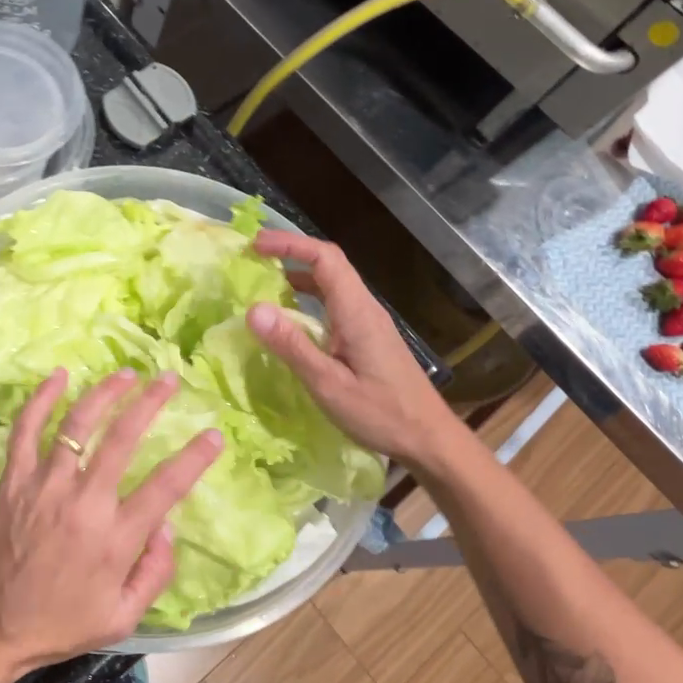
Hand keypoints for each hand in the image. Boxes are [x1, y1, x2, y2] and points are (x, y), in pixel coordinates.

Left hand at [0, 369, 221, 682]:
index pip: (166, 486)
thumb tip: (167, 526)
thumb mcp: (122, 619)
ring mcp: (44, 486)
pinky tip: (57, 376)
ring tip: (127, 374)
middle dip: (151, 402)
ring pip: (78, 424)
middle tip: (169, 380)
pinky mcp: (13, 480)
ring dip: (105, 393)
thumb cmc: (57, 626)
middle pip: (123, 438)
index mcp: (115, 539)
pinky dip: (41, 399)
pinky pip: (26, 429)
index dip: (195, 457)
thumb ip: (154, 574)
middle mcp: (83, 502)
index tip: (214, 434)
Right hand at [245, 230, 460, 466]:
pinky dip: (309, 297)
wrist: (429, 438)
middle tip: (253, 256)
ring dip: (299, 274)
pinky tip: (291, 315)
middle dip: (291, 252)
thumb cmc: (380, 413)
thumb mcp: (328, 385)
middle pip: (329, 264)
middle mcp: (365, 308)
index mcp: (357, 312)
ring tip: (265, 280)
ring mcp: (369, 322)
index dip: (290, 244)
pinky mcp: (369, 337)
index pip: (325, 258)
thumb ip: (292, 346)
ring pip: (333, 283)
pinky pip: (336, 303)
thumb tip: (253, 310)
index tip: (255, 245)